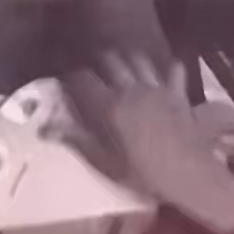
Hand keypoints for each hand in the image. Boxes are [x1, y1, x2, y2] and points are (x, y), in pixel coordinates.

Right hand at [66, 50, 233, 233]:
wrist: (190, 176)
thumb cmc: (143, 174)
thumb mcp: (103, 162)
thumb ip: (75, 140)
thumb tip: (43, 130)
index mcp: (109, 106)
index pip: (83, 78)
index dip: (72, 75)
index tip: (66, 78)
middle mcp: (130, 90)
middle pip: (111, 60)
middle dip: (100, 60)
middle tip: (94, 67)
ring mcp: (157, 89)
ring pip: (139, 59)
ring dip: (129, 57)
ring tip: (123, 62)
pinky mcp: (178, 94)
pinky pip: (174, 71)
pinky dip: (169, 67)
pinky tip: (165, 69)